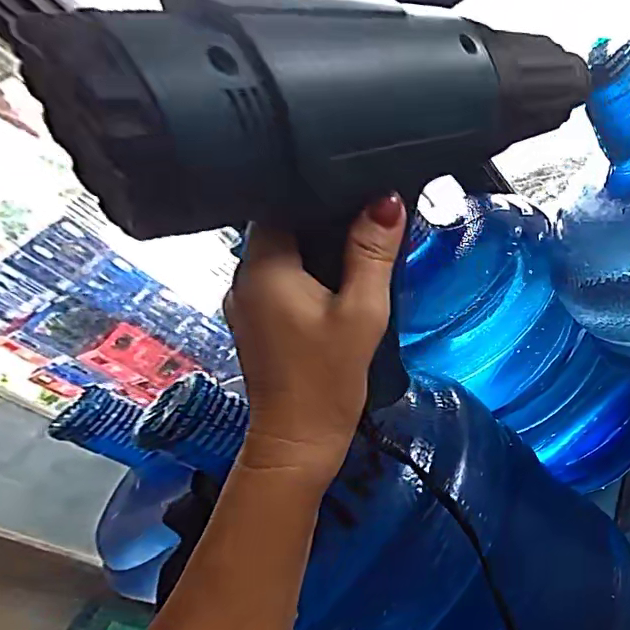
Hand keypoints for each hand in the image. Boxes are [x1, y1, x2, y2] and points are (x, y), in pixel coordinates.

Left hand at [222, 197, 405, 477]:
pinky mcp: (257, 322)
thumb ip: (373, 254)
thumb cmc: (329, 377)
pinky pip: (281, 281)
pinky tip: (338, 286)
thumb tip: (386, 200)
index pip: (280, 203)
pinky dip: (308, 276)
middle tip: (369, 222)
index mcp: (262, 266)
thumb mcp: (363, 311)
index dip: (318, 193)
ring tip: (360, 251)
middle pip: (281, 228)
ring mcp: (245, 301)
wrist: (299, 437)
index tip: (357, 192)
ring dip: (317, 250)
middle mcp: (242, 277)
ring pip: (282, 256)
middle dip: (323, 222)